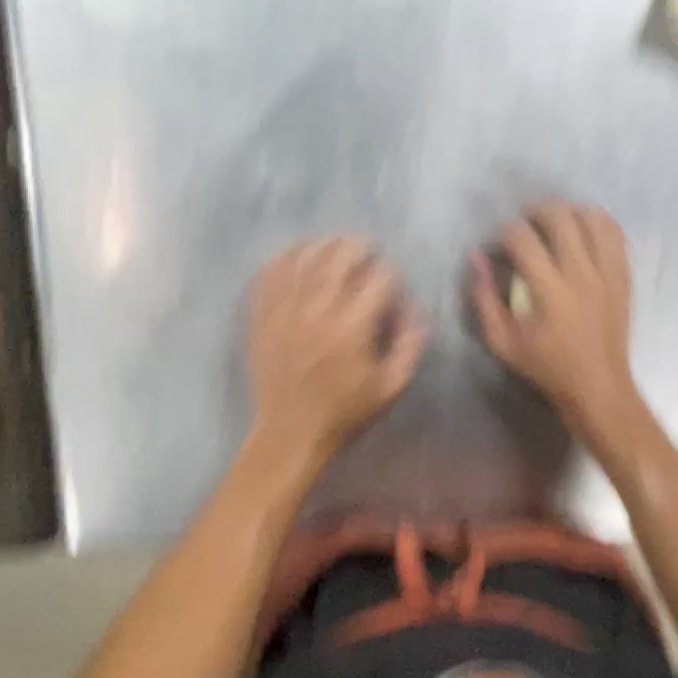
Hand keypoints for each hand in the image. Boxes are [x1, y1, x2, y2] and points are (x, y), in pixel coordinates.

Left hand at [248, 236, 425, 462]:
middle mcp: (317, 311)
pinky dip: (283, 257)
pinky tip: (295, 255)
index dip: (390, 273)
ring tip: (334, 246)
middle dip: (358, 247)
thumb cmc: (346, 413)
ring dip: (322, 244)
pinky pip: (269, 274)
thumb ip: (409, 344)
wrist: (291, 433)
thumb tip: (414, 308)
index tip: (393, 283)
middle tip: (367, 251)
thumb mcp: (392, 387)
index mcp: (352, 328)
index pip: (377, 277)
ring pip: (302, 257)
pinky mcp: (262, 317)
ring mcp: (285, 311)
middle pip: (338, 256)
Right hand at [471, 201, 641, 444]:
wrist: (598, 385)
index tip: (497, 243)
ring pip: (593, 218)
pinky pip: (616, 234)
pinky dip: (598, 223)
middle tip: (524, 222)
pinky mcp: (624, 276)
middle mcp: (582, 275)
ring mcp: (608, 273)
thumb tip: (478, 259)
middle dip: (536, 210)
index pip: (523, 239)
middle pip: (560, 217)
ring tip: (555, 221)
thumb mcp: (504, 343)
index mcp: (550, 292)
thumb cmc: (547, 368)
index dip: (504, 231)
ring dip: (570, 210)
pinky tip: (585, 230)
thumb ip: (486, 300)